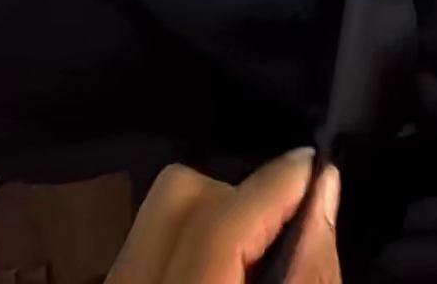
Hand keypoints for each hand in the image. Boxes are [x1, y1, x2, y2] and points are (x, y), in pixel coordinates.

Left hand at [107, 148, 340, 283]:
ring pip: (160, 207)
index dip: (272, 188)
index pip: (217, 228)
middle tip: (287, 217)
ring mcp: (114, 277)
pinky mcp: (113, 277)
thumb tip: (322, 188)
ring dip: (215, 210)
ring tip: (258, 246)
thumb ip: (310, 272)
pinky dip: (191, 233)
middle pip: (178, 196)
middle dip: (238, 194)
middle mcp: (133, 282)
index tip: (314, 164)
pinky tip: (225, 262)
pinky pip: (149, 233)